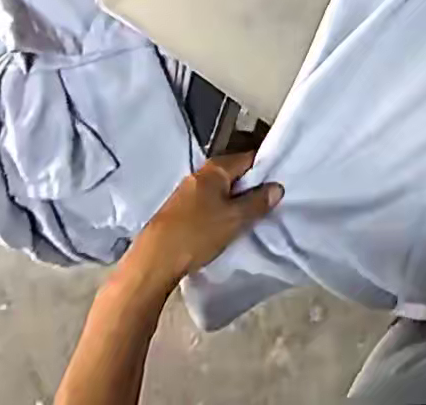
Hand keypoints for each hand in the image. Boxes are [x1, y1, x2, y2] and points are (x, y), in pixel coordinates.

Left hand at [123, 151, 282, 288]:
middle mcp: (198, 175)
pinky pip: (204, 204)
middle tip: (263, 203)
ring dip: (231, 201)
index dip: (265, 168)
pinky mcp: (173, 213)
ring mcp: (183, 194)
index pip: (249, 157)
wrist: (148, 267)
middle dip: (248, 187)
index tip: (275, 184)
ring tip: (243, 217)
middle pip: (233, 174)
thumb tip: (277, 188)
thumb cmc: (196, 235)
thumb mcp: (236, 218)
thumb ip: (259, 201)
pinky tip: (219, 228)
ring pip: (218, 191)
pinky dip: (215, 212)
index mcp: (214, 168)